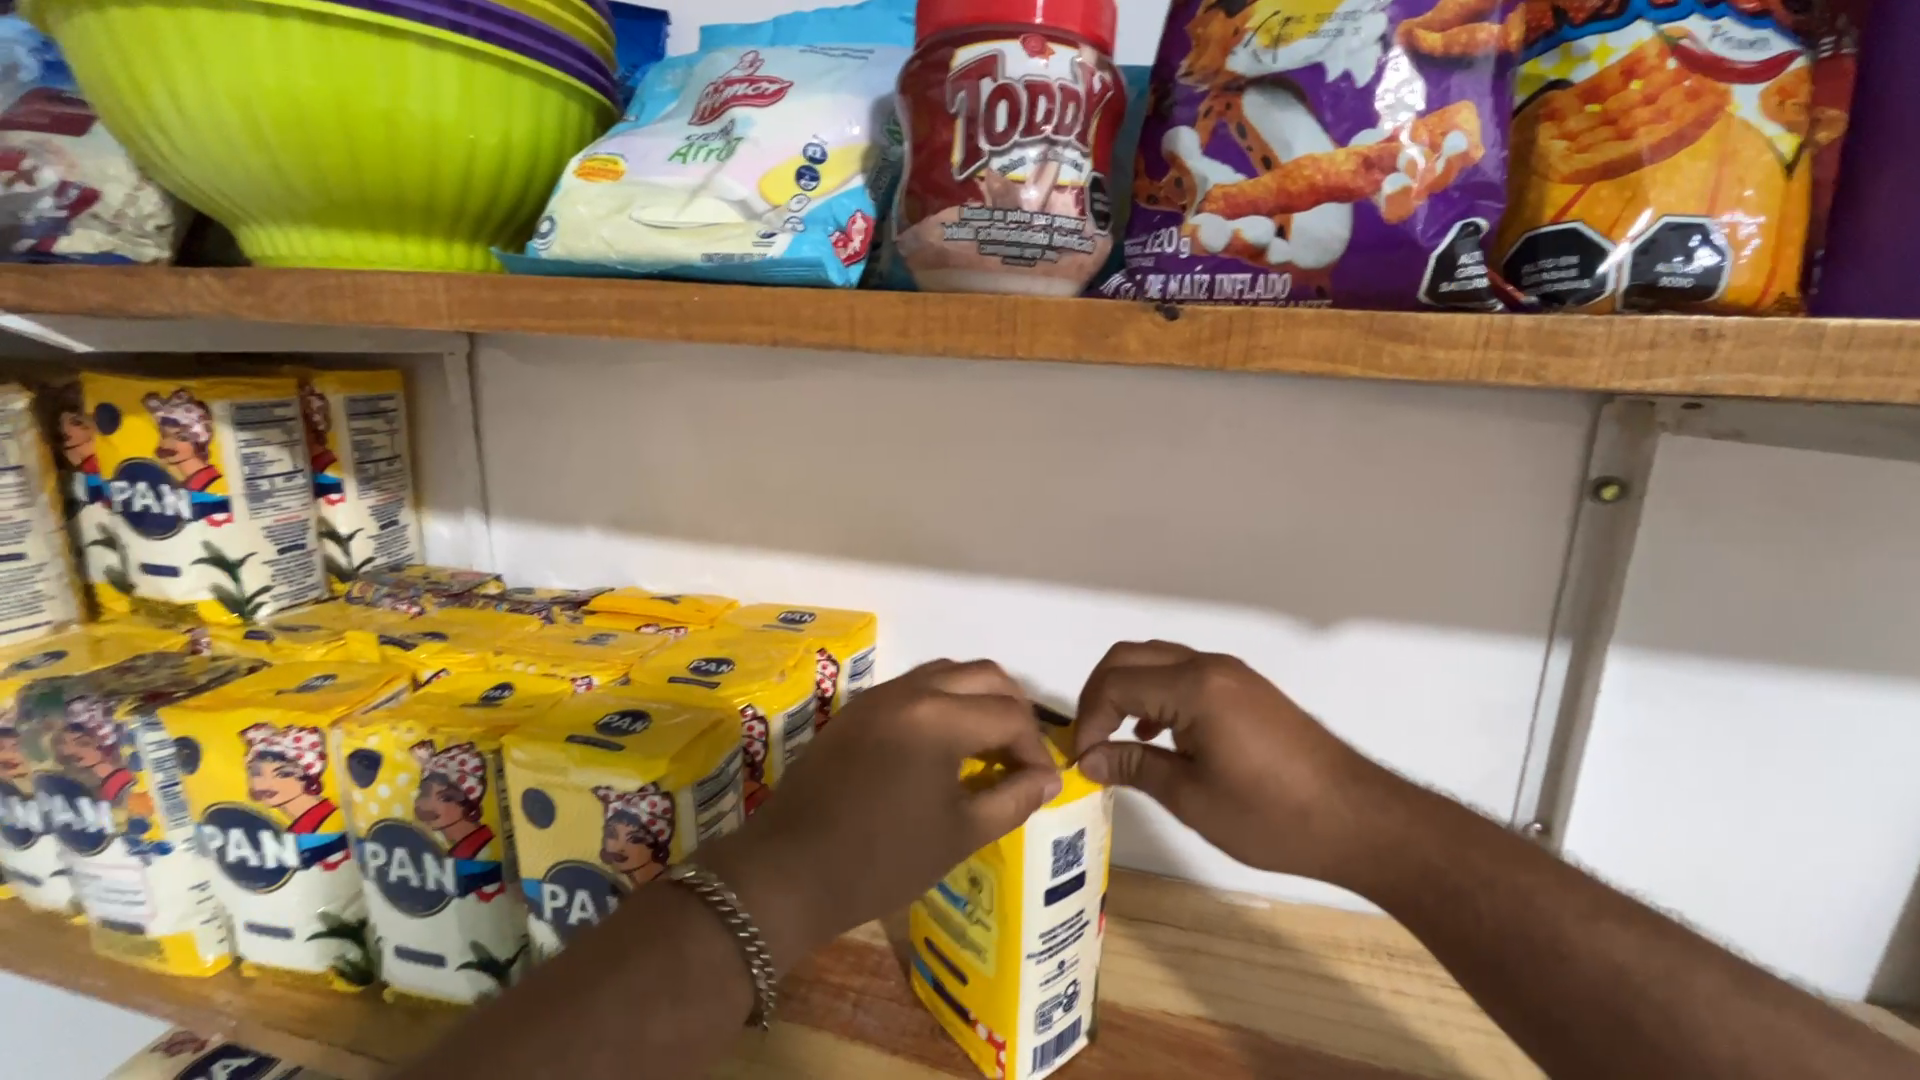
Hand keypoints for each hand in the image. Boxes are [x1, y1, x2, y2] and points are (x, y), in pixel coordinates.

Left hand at [703, 660, 1061, 963]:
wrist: (788, 871)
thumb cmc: (881, 860)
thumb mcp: (960, 835)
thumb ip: (1013, 798)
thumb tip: (1048, 778)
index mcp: (939, 717)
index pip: (1011, 715)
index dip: (1036, 749)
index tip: (1041, 783)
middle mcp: (911, 690)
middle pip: (984, 676)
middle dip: (1013, 710)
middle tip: (1020, 756)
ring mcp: (878, 696)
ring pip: (947, 673)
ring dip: (977, 699)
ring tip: (987, 747)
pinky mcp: (856, 711)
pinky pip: (914, 688)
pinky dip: (943, 703)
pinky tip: (943, 747)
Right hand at [1072, 641, 1402, 885]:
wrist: (1359, 820)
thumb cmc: (1272, 815)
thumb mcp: (1192, 797)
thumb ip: (1134, 767)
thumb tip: (1089, 759)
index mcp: (1194, 687)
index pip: (1115, 684)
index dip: (1089, 720)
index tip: (1082, 761)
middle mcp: (1210, 666)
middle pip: (1130, 657)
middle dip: (1099, 695)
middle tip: (1091, 742)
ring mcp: (1232, 674)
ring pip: (1157, 660)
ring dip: (1127, 690)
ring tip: (1117, 738)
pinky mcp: (1246, 690)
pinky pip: (1184, 674)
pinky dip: (1157, 693)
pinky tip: (1158, 735)